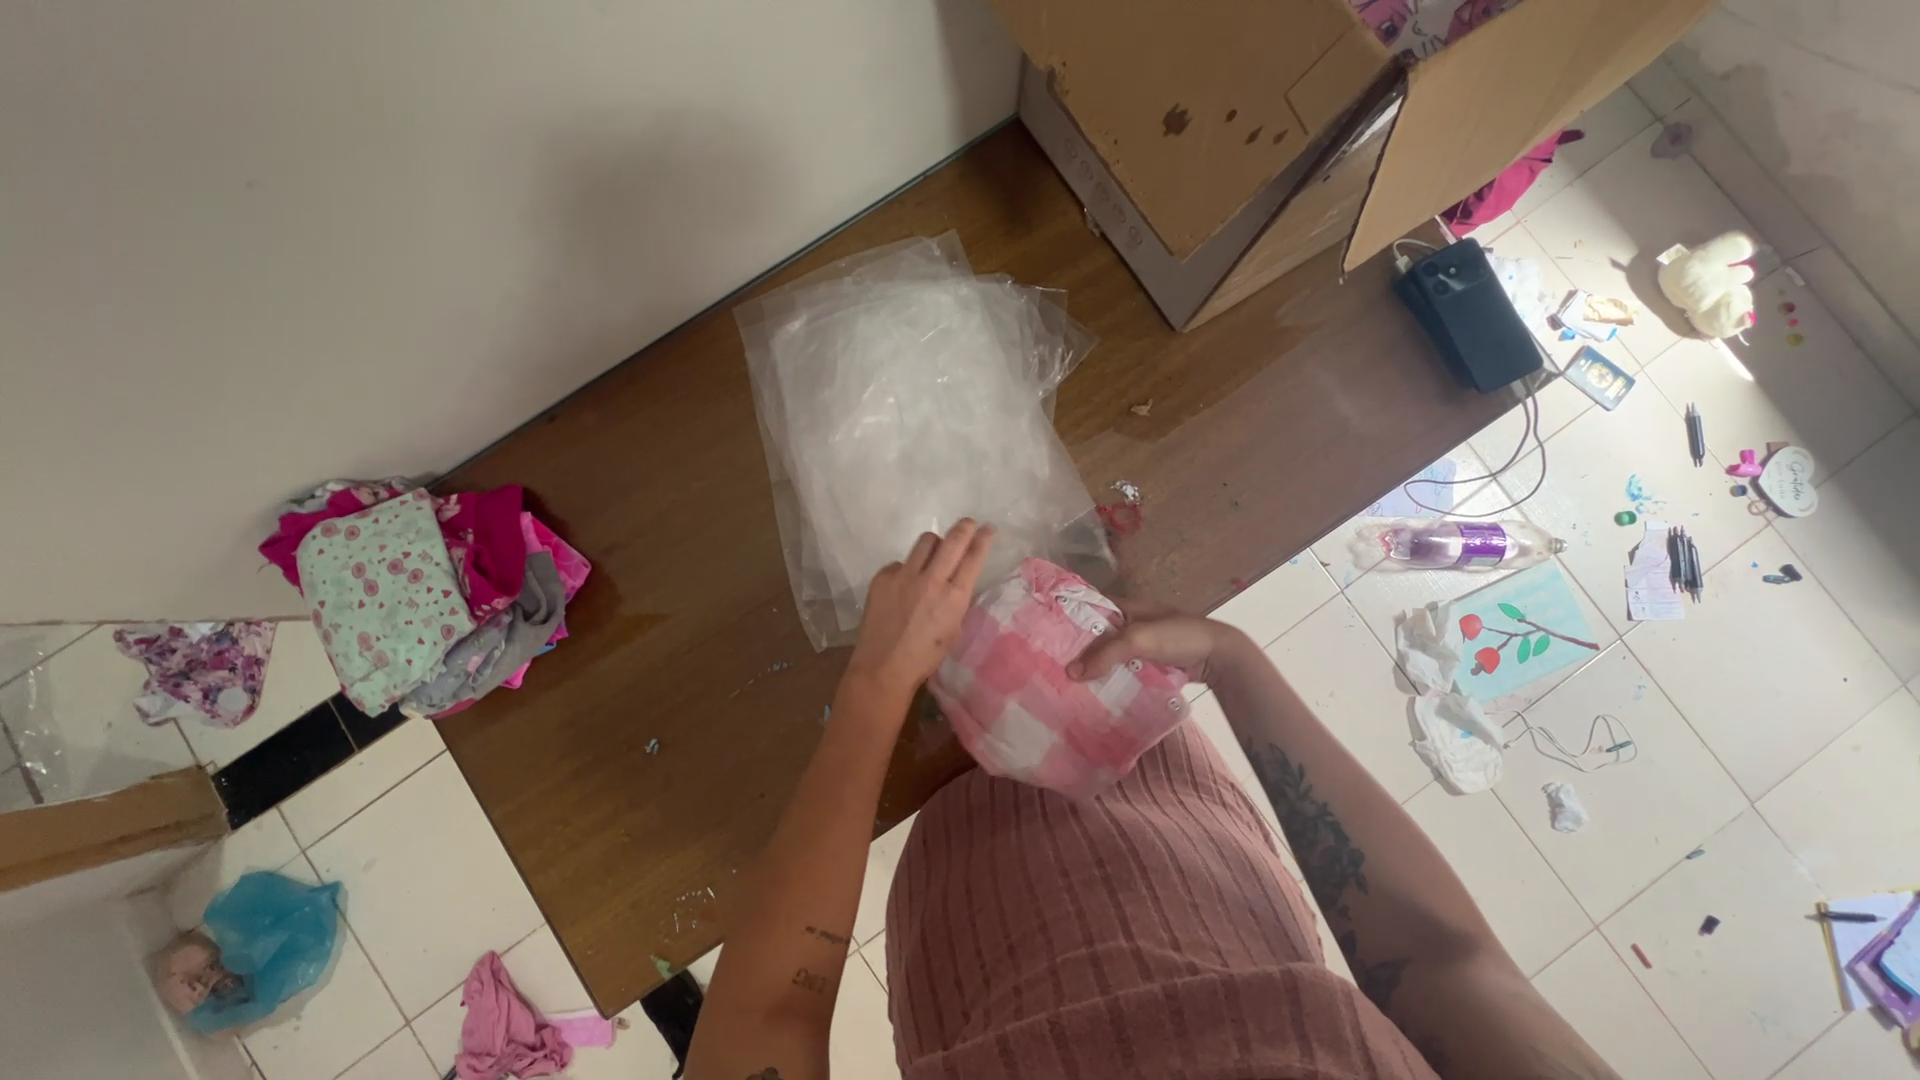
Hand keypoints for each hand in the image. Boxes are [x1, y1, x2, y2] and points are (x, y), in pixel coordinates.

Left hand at [845, 519, 995, 699]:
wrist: (883, 667)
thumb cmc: (924, 657)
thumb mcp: (953, 629)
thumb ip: (956, 601)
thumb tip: (955, 581)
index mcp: (954, 597)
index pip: (974, 557)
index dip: (983, 539)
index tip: (987, 528)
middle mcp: (931, 580)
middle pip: (952, 540)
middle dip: (964, 528)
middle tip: (967, 523)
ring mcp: (904, 576)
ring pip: (925, 542)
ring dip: (935, 545)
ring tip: (934, 554)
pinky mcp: (882, 578)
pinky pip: (900, 563)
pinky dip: (907, 570)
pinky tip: (903, 587)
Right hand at [1066, 602, 1247, 684]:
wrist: (1218, 657)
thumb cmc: (1178, 635)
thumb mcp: (1138, 639)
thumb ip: (1105, 654)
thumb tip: (1070, 674)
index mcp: (1127, 606)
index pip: (1091, 607)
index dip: (1070, 617)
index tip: (1046, 633)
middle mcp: (1130, 623)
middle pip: (1097, 635)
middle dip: (1078, 649)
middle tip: (1051, 664)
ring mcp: (1141, 647)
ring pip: (1109, 656)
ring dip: (1094, 668)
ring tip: (1065, 683)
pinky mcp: (1150, 666)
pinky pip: (1123, 672)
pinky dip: (1111, 680)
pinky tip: (1093, 693)